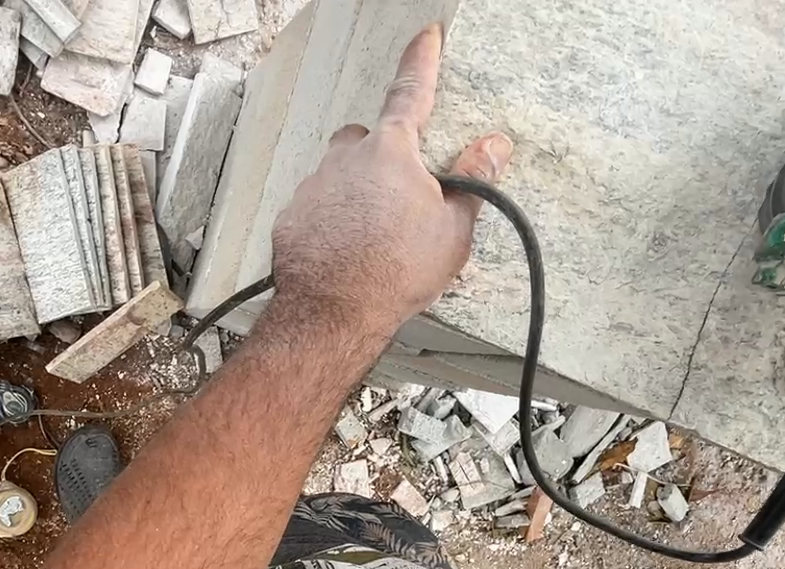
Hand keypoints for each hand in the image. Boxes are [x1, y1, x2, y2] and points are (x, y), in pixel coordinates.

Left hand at [268, 24, 513, 339]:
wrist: (335, 314)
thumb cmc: (395, 273)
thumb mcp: (452, 230)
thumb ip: (471, 181)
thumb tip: (494, 146)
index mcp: (389, 152)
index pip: (411, 92)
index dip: (421, 63)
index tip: (425, 39)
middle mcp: (344, 160)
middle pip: (363, 141)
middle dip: (377, 159)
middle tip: (393, 201)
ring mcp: (312, 188)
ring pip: (335, 177)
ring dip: (351, 196)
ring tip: (367, 240)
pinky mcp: (290, 219)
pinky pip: (313, 211)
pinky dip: (327, 225)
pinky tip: (341, 255)